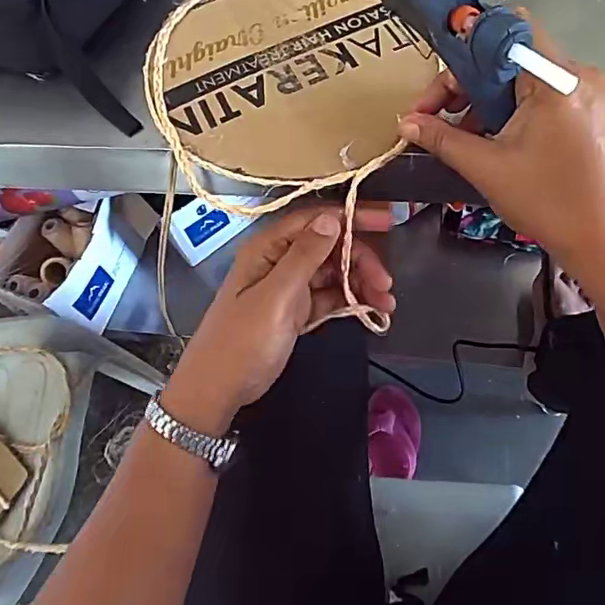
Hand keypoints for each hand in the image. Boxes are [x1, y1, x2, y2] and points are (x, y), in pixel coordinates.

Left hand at [162, 206, 394, 433]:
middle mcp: (280, 261)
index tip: (386, 221)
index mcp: (268, 248)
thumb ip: (305, 256)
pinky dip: (351, 300)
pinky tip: (372, 310)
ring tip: (385, 303)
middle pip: (330, 246)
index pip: (315, 219)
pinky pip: (329, 296)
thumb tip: (332, 218)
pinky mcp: (295, 310)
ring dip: (361, 282)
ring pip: (333, 272)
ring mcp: (288, 287)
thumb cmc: (242, 341)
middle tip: (386, 283)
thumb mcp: (276, 296)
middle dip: (361, 259)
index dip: (352, 217)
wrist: (218, 388)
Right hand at [397, 32, 604, 270]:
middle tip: (434, 117)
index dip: (462, 48)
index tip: (435, 82)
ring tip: (460, 137)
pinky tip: (491, 142)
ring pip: (522, 80)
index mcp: (554, 79)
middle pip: (509, 56)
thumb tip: (408, 124)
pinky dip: (509, 113)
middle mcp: (576, 76)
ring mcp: (586, 95)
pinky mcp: (588, 115)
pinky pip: (540, 98)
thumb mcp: (486, 168)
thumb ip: (442, 139)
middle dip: (465, 84)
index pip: (504, 31)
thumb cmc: (552, 202)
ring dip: (484, 102)